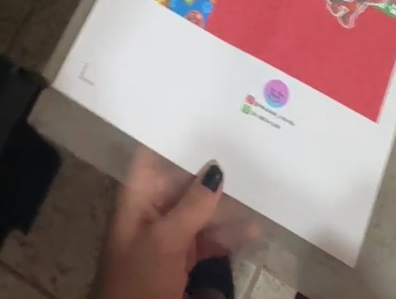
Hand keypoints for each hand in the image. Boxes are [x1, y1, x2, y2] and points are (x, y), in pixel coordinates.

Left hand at [95, 148, 256, 298]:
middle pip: (183, 181)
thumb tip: (216, 168)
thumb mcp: (165, 240)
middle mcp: (151, 208)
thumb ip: (192, 205)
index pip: (155, 153)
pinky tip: (252, 230)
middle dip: (211, 172)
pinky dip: (226, 236)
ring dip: (225, 206)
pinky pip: (206, 238)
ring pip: (199, 210)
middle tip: (245, 151)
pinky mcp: (180, 259)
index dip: (177, 134)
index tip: (206, 117)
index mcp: (138, 196)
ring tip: (258, 190)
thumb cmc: (137, 279)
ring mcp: (166, 235)